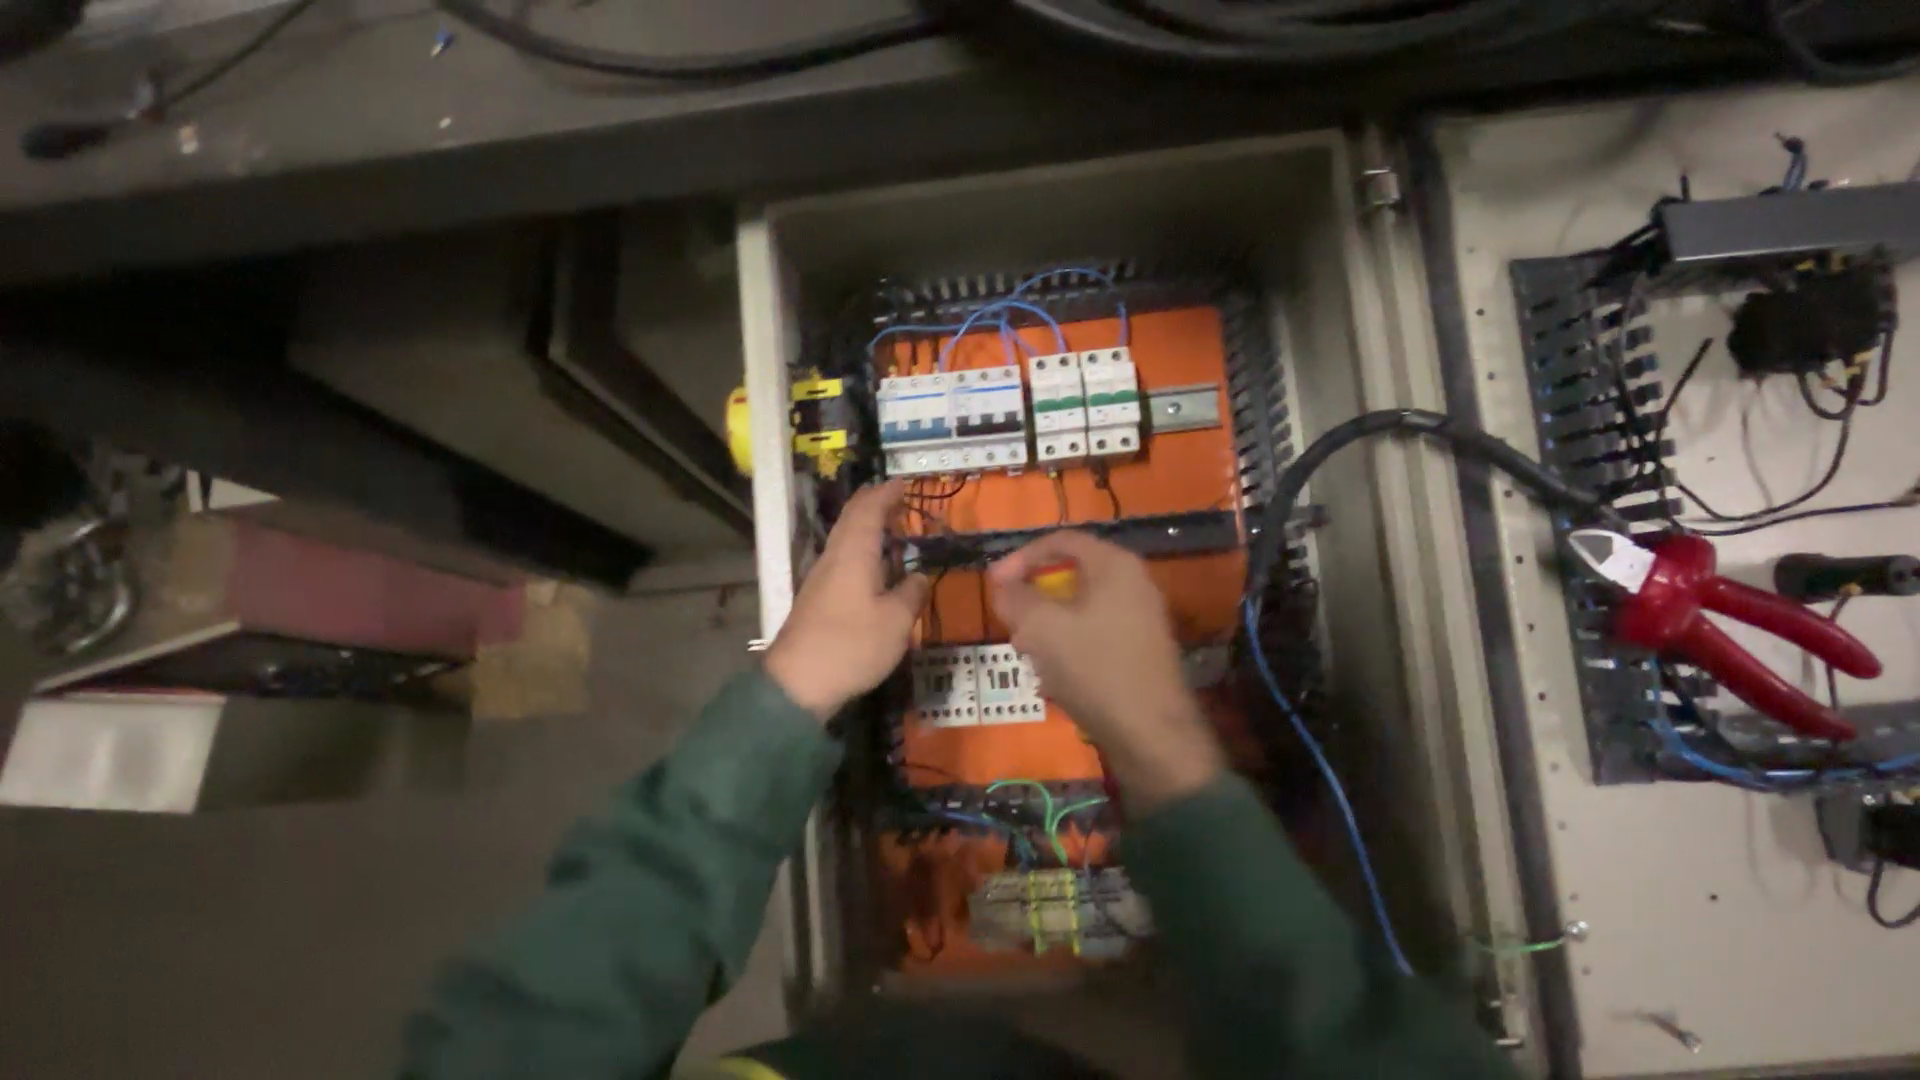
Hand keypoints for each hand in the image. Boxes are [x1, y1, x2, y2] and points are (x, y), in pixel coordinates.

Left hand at [765, 479, 928, 720]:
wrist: (798, 683)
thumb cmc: (852, 645)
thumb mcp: (896, 622)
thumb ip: (911, 594)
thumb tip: (919, 576)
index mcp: (853, 553)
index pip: (868, 509)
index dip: (886, 493)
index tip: (904, 482)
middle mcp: (834, 557)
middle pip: (852, 520)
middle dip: (876, 505)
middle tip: (900, 502)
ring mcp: (822, 579)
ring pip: (846, 540)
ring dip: (869, 530)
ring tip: (894, 534)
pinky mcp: (817, 599)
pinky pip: (843, 561)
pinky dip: (862, 553)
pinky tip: (876, 570)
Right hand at [987, 531, 1223, 811]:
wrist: (1152, 735)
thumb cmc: (1095, 668)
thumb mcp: (1042, 628)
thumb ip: (1016, 598)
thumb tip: (1004, 586)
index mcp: (1115, 565)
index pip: (1061, 540)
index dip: (1020, 557)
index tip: (993, 584)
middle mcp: (1134, 584)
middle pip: (1071, 574)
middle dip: (1033, 596)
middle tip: (1010, 620)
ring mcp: (1141, 619)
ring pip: (1080, 608)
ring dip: (1047, 624)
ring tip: (1027, 652)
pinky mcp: (1141, 652)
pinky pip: (1095, 634)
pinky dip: (1068, 645)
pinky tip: (1053, 676)